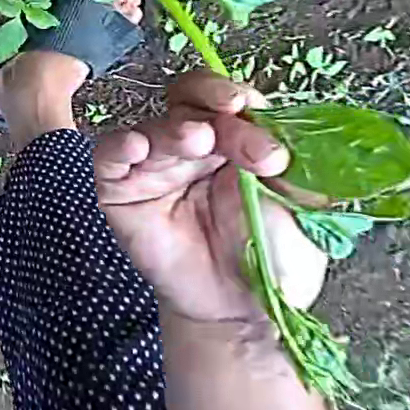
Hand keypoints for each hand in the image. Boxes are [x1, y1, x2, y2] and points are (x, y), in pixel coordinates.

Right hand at [95, 71, 328, 324]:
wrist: (239, 313)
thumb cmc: (269, 258)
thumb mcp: (301, 211)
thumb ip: (296, 170)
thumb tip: (284, 141)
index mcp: (231, 138)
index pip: (223, 99)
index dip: (234, 96)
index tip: (251, 108)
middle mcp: (189, 144)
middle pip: (187, 101)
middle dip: (213, 108)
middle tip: (237, 127)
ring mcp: (152, 164)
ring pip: (153, 126)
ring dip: (174, 129)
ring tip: (196, 141)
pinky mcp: (119, 189)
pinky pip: (108, 156)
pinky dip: (119, 146)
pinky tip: (136, 147)